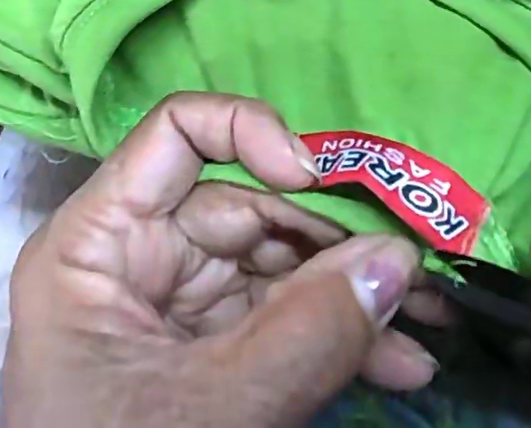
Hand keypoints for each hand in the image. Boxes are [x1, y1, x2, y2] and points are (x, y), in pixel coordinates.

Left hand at [2, 93, 438, 427]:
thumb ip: (304, 336)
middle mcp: (144, 253)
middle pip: (251, 201)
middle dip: (336, 236)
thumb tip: (398, 258)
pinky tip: (400, 358)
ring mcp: (185, 298)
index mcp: (101, 242)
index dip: (249, 131)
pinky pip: (290, 312)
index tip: (313, 179)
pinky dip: (343, 331)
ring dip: (357, 287)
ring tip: (430, 314)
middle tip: (414, 263)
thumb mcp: (206, 413)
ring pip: (283, 258)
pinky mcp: (217, 343)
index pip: (178, 133)